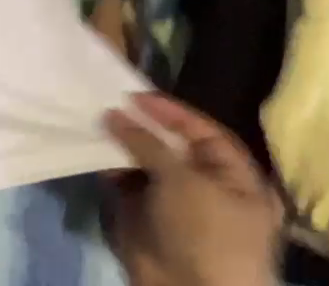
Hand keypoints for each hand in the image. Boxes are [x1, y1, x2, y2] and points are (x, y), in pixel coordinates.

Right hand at [103, 93, 282, 285]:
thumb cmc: (205, 233)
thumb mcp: (183, 181)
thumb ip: (147, 142)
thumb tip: (113, 112)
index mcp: (237, 182)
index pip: (207, 134)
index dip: (173, 113)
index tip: (135, 96)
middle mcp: (207, 187)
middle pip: (172, 145)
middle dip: (141, 125)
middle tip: (108, 104)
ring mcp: (174, 200)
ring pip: (144, 160)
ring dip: (120, 142)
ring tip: (94, 122)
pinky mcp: (144, 211)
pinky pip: (124, 179)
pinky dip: (108, 164)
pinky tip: (90, 150)